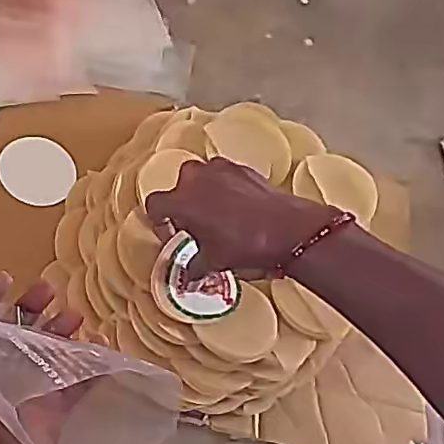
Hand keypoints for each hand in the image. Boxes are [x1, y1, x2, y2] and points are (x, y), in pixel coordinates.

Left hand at [0, 262, 81, 443]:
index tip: (3, 281)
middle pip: (13, 327)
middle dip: (30, 304)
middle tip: (46, 290)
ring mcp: (22, 393)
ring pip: (45, 347)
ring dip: (60, 326)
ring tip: (73, 315)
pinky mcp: (51, 413)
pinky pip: (73, 379)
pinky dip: (87, 362)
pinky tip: (95, 346)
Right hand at [144, 157, 338, 279]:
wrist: (288, 230)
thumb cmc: (245, 245)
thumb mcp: (214, 262)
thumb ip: (194, 266)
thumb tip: (190, 275)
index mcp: (181, 201)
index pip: (155, 205)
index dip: (160, 222)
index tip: (172, 234)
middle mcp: (196, 178)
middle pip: (178, 189)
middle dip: (183, 206)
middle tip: (195, 227)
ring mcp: (221, 169)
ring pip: (201, 178)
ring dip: (203, 194)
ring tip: (216, 218)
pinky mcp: (244, 168)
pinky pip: (224, 176)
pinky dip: (225, 189)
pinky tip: (237, 210)